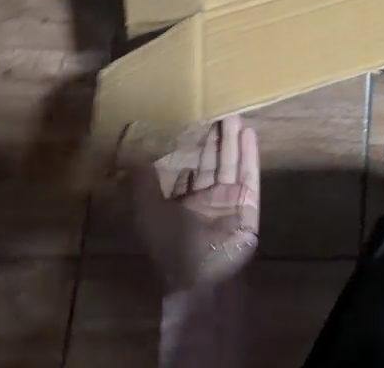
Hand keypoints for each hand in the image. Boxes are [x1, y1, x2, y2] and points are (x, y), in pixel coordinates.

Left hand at [131, 115, 259, 289]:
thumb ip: (144, 184)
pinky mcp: (248, 204)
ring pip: (231, 163)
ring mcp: (230, 200)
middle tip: (217, 108)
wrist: (202, 276)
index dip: (190, 145)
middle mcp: (207, 198)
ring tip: (233, 113)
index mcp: (183, 202)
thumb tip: (133, 155)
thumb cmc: (172, 244)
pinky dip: (249, 155)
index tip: (191, 119)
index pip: (189, 167)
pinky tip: (249, 134)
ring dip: (232, 140)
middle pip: (212, 161)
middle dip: (214, 137)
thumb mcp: (149, 213)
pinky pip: (250, 175)